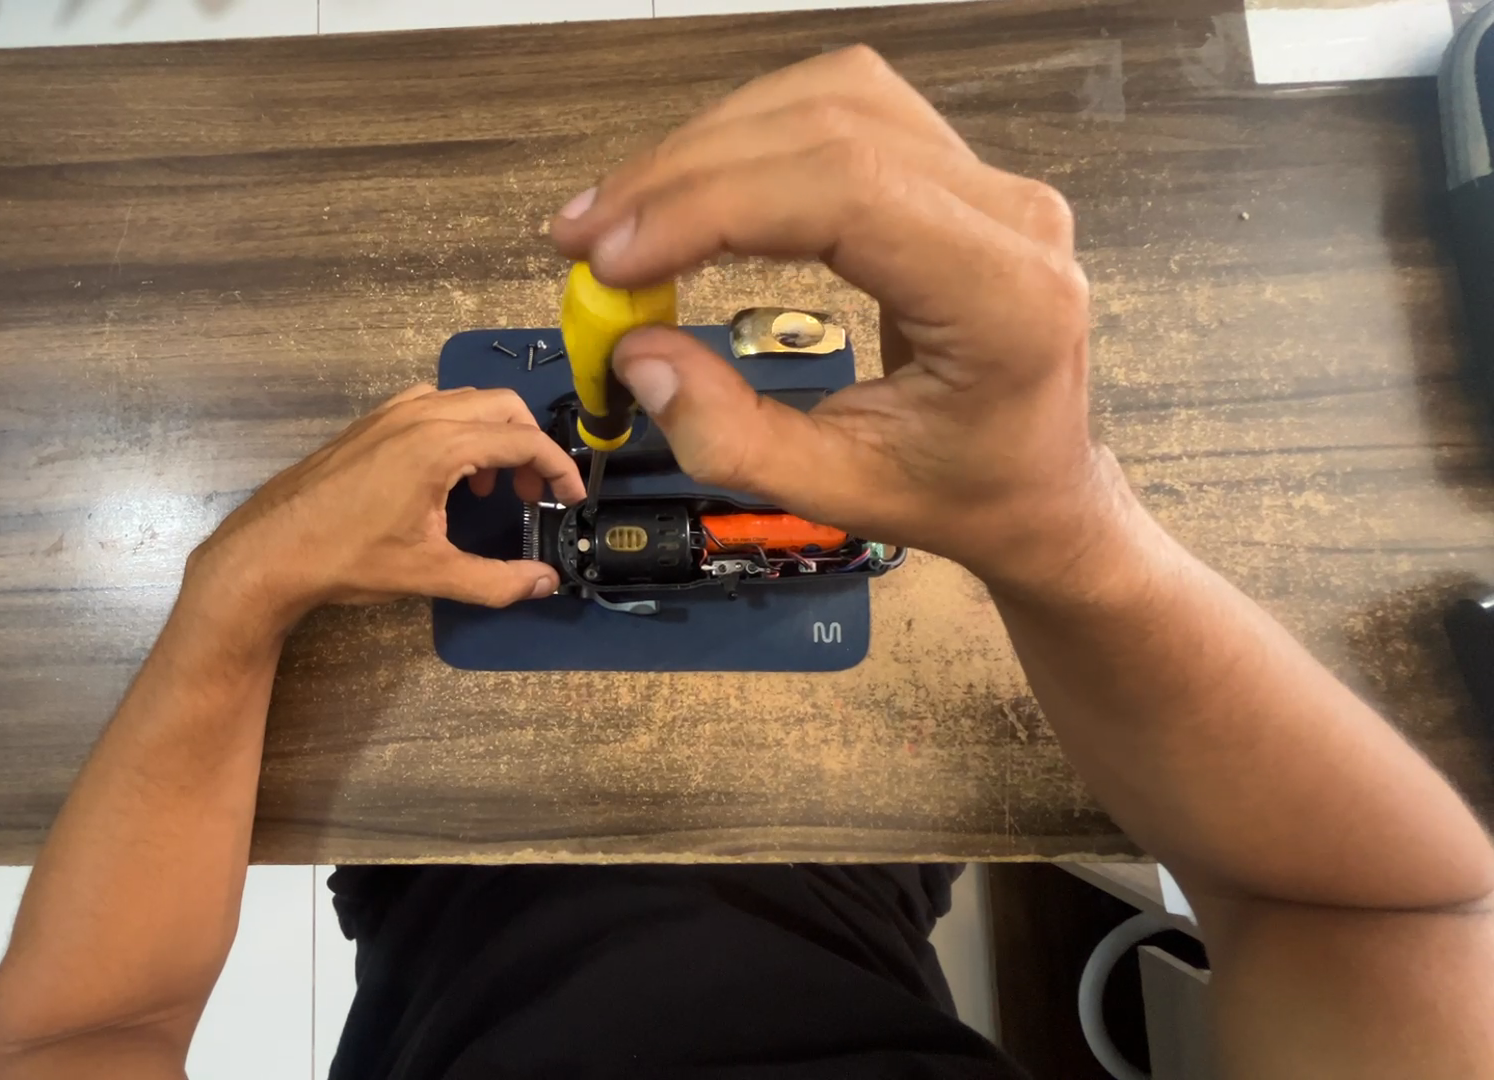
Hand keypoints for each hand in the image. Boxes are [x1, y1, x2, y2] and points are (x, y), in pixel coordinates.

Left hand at [180, 384, 586, 632]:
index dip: (557, 469)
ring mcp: (392, 412)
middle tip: (530, 494)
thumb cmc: (350, 559)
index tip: (571, 498)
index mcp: (441, 445)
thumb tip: (546, 583)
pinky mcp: (372, 421)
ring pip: (468, 401)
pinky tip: (446, 471)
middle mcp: (421, 414)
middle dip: (529, 446)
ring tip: (490, 486)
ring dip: (494, 434)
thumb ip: (498, 580)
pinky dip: (459, 428)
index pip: (523, 441)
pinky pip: (434, 405)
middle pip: (503, 407)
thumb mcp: (432, 574)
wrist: (270, 550)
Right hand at [548, 46, 1125, 591]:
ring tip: (618, 214)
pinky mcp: (950, 177)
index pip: (841, 193)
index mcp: (999, 295)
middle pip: (826, 126)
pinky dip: (742, 144)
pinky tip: (686, 191)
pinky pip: (838, 116)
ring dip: (702, 148)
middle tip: (582, 235)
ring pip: (827, 100)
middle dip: (680, 174)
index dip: (706, 210)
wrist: (1035, 485)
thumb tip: (633, 352)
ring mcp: (985, 180)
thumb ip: (725, 435)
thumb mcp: (829, 491)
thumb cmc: (949, 496)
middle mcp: (1005, 210)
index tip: (606, 261)